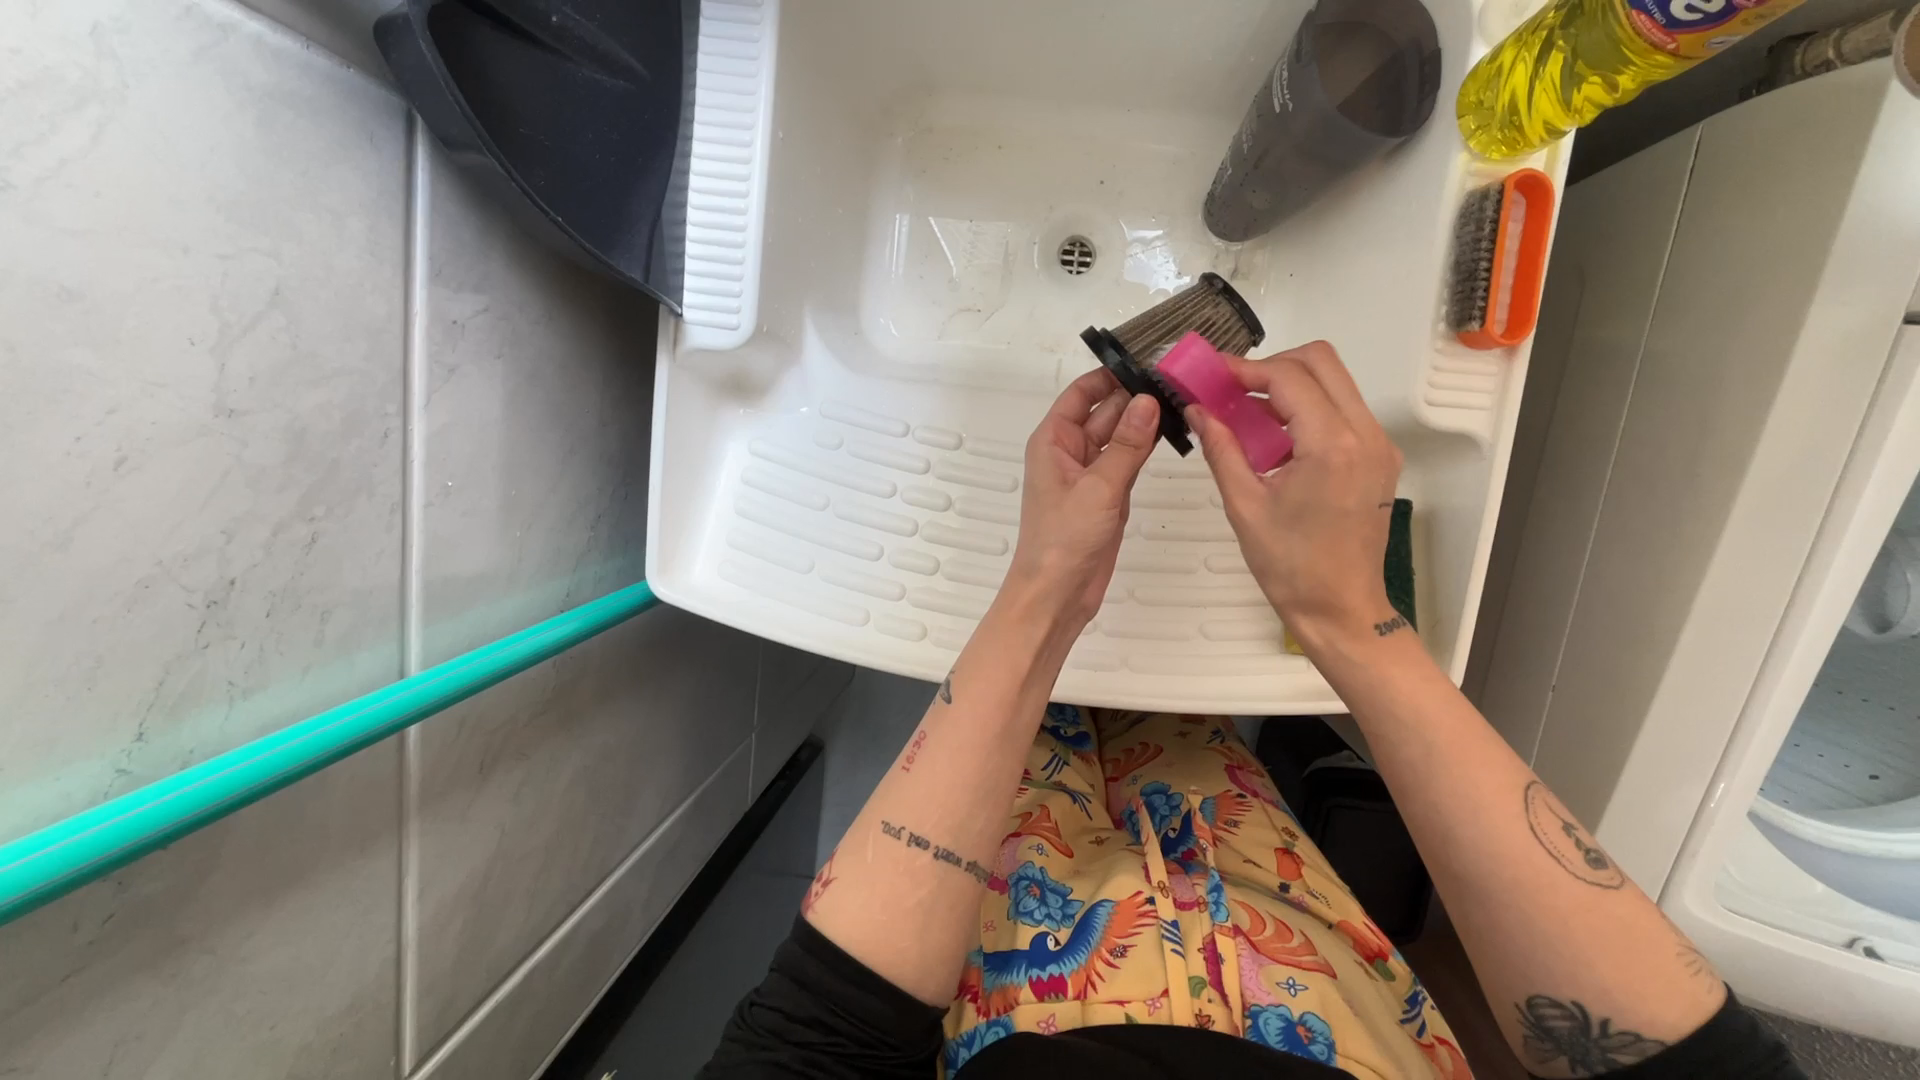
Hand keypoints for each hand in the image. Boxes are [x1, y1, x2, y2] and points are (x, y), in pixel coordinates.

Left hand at [1003, 369, 1159, 627]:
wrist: (1057, 594)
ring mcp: (1091, 474)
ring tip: (1184, 396)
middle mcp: (1070, 452)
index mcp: (1054, 441)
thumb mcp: (1098, 488)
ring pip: (1120, 436)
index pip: (1081, 393)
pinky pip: (1128, 460)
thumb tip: (1148, 400)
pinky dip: (1147, 448)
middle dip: (1136, 395)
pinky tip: (1173, 431)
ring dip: (1145, 420)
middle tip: (1180, 376)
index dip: (1111, 375)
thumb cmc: (1064, 539)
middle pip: (1105, 411)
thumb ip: (1126, 444)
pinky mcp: (1109, 495)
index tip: (1148, 359)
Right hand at [1185, 341, 1403, 650]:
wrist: (1340, 608)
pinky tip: (1274, 436)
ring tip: (1246, 412)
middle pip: (1321, 362)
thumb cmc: (1289, 566)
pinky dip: (1307, 408)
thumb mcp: (1244, 505)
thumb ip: (1221, 449)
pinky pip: (1342, 410)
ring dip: (1289, 386)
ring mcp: (1378, 445)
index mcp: (1332, 446)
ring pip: (1335, 382)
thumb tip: (1197, 410)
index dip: (1246, 369)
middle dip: (1271, 366)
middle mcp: (1365, 435)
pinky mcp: (1378, 458)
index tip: (1211, 376)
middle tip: (1231, 389)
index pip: (1290, 378)